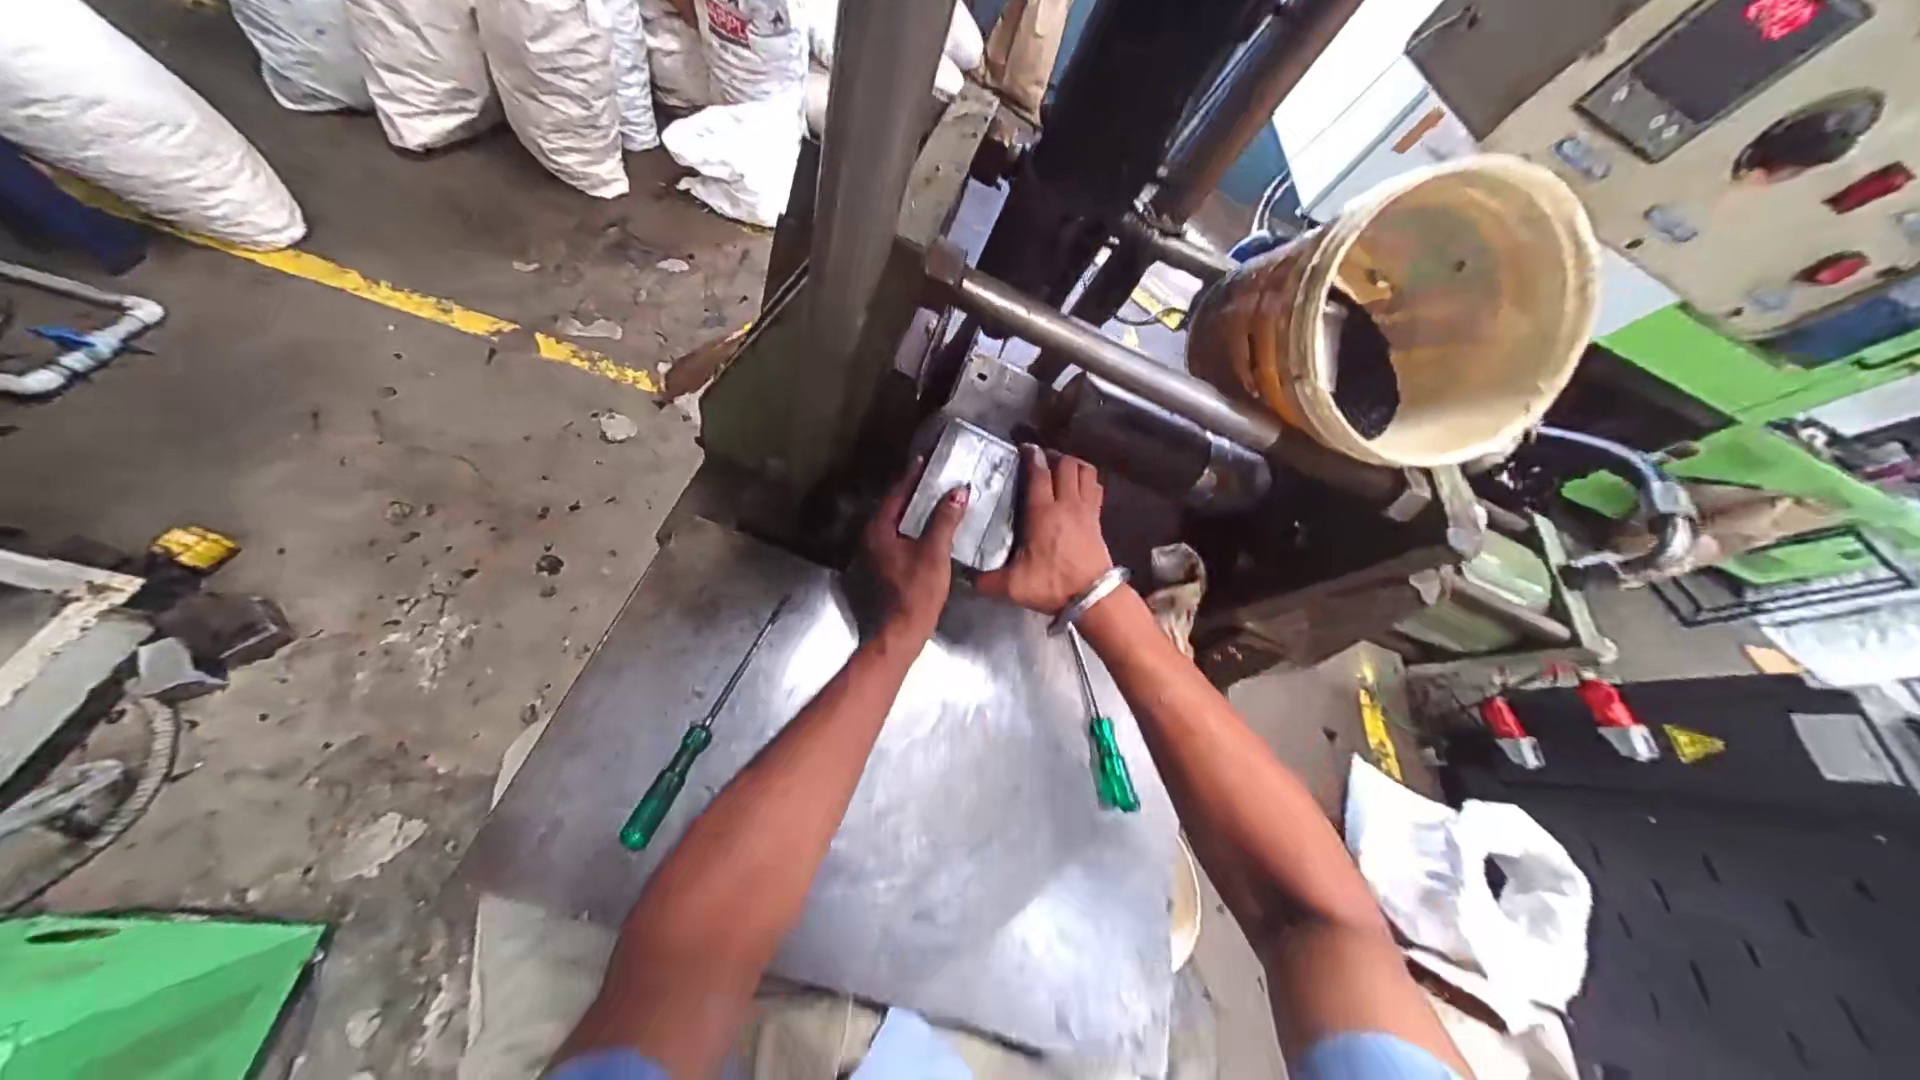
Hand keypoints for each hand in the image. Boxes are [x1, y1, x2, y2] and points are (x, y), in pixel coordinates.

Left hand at [864, 459, 968, 638]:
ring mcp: (875, 554)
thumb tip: (958, 492)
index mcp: (878, 530)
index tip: (923, 460)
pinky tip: (929, 529)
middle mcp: (871, 539)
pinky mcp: (883, 568)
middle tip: (932, 478)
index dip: (911, 476)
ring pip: (896, 524)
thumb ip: (944, 520)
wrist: (901, 631)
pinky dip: (913, 528)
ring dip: (914, 511)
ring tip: (935, 499)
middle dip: (912, 492)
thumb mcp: (934, 552)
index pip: (895, 494)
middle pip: (893, 507)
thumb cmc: (916, 591)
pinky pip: (898, 538)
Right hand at [978, 446, 1114, 615]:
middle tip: (1041, 459)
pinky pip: (1095, 489)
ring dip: (1074, 464)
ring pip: (1085, 472)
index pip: (1039, 473)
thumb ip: (988, 580)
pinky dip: (1087, 481)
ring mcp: (1086, 510)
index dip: (1032, 456)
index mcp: (1043, 512)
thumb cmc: (1052, 585)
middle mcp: (1066, 504)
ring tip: (1061, 468)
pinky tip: (1079, 488)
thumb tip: (970, 579)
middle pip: (1066, 464)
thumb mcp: (1013, 586)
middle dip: (1054, 456)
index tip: (1025, 448)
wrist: (1092, 598)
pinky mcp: (1098, 521)